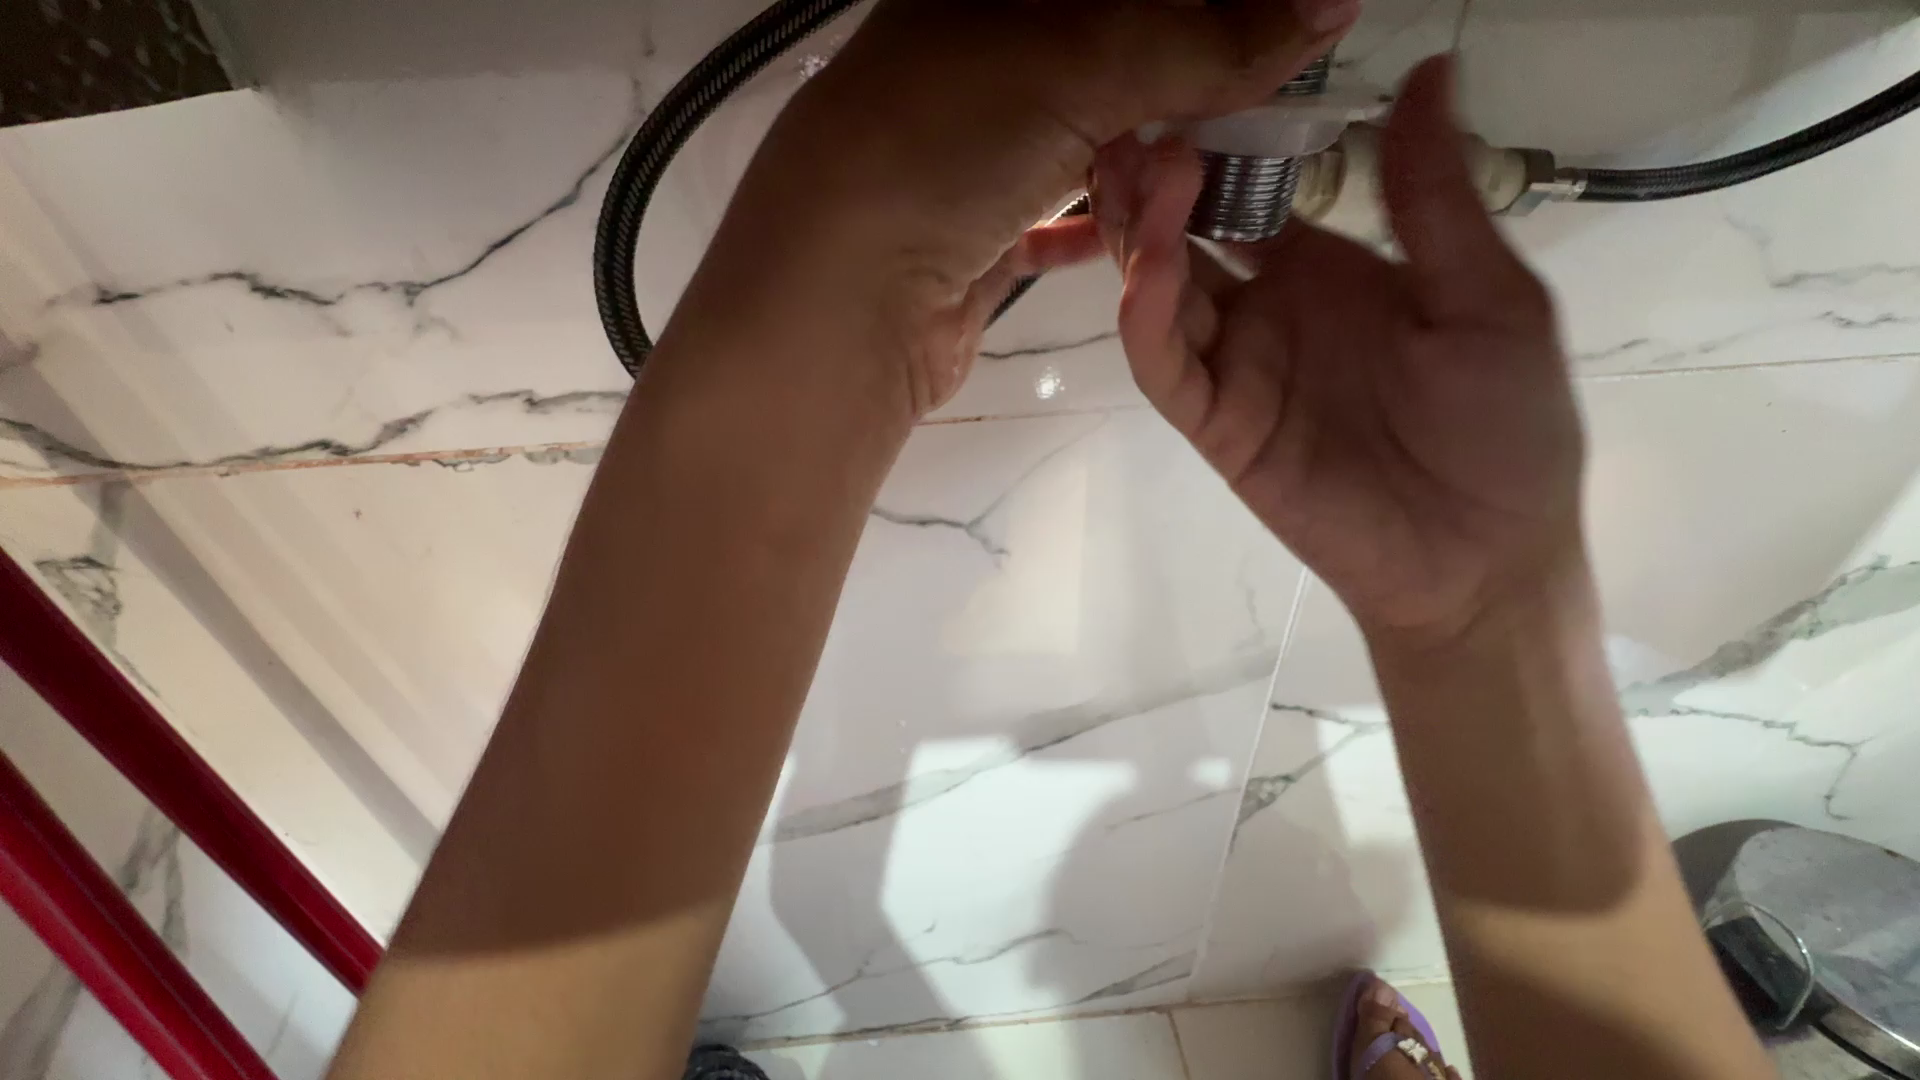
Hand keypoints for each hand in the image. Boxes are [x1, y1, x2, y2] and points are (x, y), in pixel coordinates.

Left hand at [694, 0, 1361, 414]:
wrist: (844, 294)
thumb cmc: (947, 142)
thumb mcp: (1079, 63)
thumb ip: (1205, 38)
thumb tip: (1330, 7)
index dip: (1200, 11)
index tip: (1279, 31)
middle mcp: (973, 63)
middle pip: (1108, 55)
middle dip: (1186, 77)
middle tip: (1263, 102)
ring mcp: (971, 154)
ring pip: (1085, 141)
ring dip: (1149, 156)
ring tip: (1220, 167)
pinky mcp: (975, 237)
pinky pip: (1054, 221)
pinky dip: (1101, 224)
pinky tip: (1146, 227)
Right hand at [1093, 56, 1586, 643]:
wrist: (1480, 551)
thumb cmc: (1502, 426)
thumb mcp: (1487, 297)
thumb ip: (1433, 198)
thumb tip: (1426, 72)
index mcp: (1324, 270)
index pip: (1245, 196)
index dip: (1216, 147)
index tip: (1188, 91)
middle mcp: (1264, 312)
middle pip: (1185, 240)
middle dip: (1153, 189)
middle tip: (1128, 130)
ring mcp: (1234, 369)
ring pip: (1160, 297)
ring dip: (1139, 241)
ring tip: (1131, 180)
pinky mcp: (1217, 425)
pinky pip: (1167, 369)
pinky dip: (1148, 323)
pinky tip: (1147, 275)